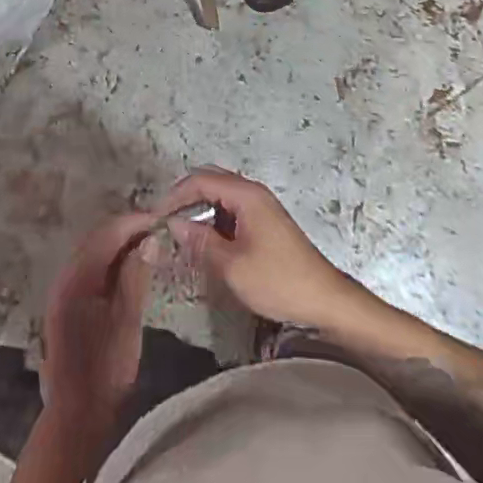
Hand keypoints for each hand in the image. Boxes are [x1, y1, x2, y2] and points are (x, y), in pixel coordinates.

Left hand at [39, 212, 158, 432]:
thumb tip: (149, 241)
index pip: (107, 234)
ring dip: (118, 244)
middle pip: (96, 238)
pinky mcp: (66, 301)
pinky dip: (109, 261)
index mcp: (77, 277)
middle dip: (126, 229)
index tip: (163, 220)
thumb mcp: (127, 321)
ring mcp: (62, 288)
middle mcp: (64, 275)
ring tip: (149, 245)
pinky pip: (89, 268)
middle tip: (159, 231)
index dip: (134, 222)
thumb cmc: (105, 369)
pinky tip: (129, 268)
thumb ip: (134, 276)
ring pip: (92, 252)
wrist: (76, 412)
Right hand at [158, 167, 353, 327]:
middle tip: (166, 220)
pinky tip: (206, 240)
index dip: (174, 196)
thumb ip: (200, 241)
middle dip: (185, 197)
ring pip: (221, 195)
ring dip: (199, 208)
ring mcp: (262, 207)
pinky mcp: (266, 222)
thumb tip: (172, 224)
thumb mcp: (232, 265)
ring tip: (181, 231)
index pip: (200, 180)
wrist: (327, 302)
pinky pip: (232, 209)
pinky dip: (214, 218)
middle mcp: (254, 193)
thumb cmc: (278, 282)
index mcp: (246, 195)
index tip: (156, 216)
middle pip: (210, 180)